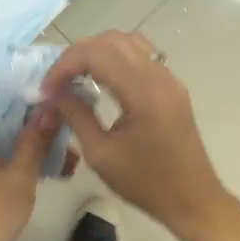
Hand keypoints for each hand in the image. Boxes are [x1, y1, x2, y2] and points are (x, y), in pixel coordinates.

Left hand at [0, 77, 62, 240]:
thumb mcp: (18, 175)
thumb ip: (34, 140)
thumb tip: (50, 106)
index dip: (1, 77)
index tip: (34, 76)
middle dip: (29, 105)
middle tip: (63, 101)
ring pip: (9, 132)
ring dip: (36, 133)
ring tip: (70, 135)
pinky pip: (11, 154)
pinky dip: (32, 154)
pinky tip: (64, 164)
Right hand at [41, 32, 239, 240]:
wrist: (193, 199)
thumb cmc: (146, 183)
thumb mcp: (101, 154)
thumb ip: (76, 116)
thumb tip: (54, 94)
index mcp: (143, 92)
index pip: (97, 55)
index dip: (65, 65)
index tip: (47, 90)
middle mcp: (159, 76)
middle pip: (112, 40)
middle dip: (78, 54)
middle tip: (57, 80)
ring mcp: (169, 78)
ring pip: (128, 41)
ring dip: (97, 51)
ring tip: (76, 76)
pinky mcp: (172, 86)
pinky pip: (141, 55)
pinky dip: (115, 58)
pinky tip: (101, 80)